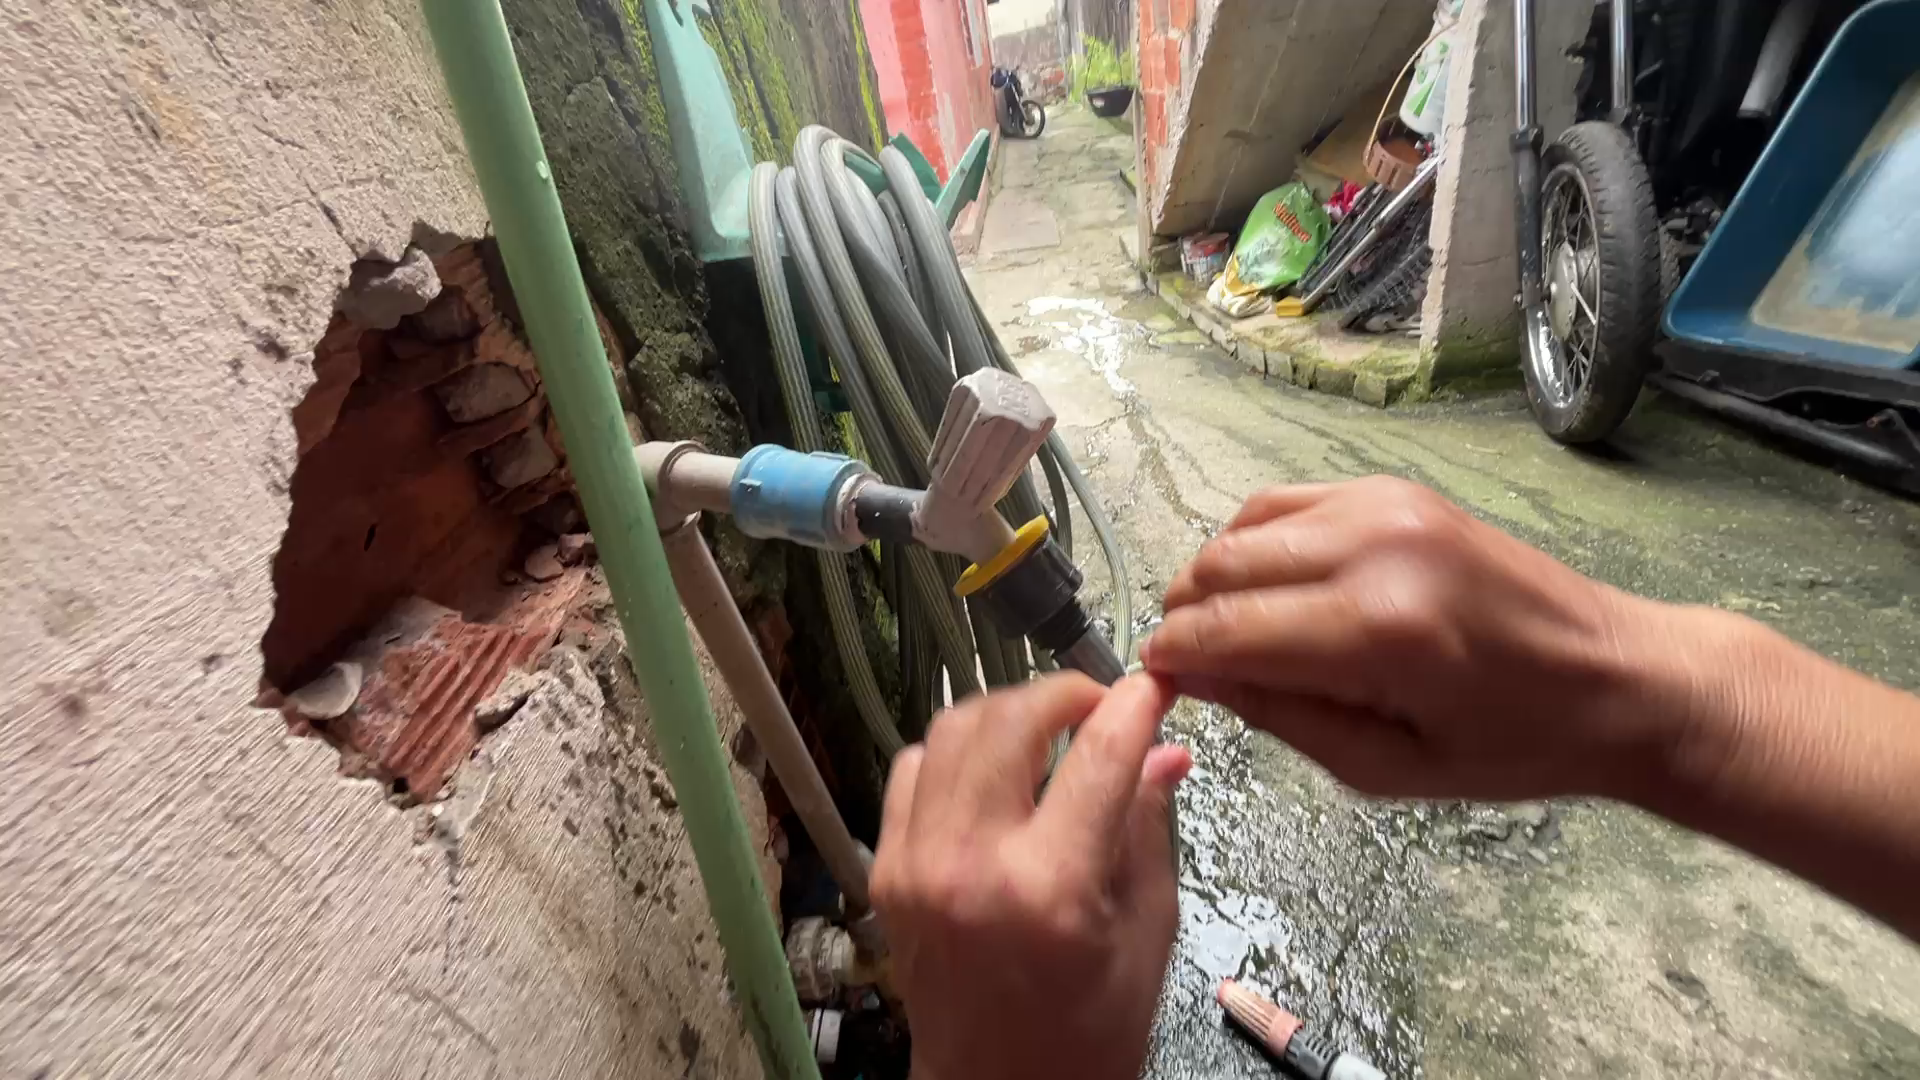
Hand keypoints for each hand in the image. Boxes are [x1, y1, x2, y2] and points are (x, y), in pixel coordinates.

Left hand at [870, 674, 1192, 1079]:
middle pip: (1012, 718)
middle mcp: (971, 861)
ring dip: (1008, 711)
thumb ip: (1148, 827)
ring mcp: (915, 859)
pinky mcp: (886, 865)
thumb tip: (1165, 749)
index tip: (1151, 687)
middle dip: (1064, 692)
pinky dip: (954, 749)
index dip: (1133, 706)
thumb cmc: (1086, 1031)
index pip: (1100, 757)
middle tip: (1095, 704)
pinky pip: (913, 764)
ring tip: (1044, 729)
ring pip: (954, 726)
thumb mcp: (1145, 934)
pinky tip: (987, 771)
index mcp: (1050, 888)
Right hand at [1140, 476, 1707, 801]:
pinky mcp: (1387, 487)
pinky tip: (1261, 577)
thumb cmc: (1507, 745)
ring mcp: (1380, 504)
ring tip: (1220, 619)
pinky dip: (1249, 541)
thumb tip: (1189, 672)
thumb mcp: (1380, 766)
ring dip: (1211, 577)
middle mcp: (1372, 547)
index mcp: (1378, 630)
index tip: (1154, 673)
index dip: (1173, 652)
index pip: (1227, 630)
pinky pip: (1279, 503)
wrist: (1620, 674)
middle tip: (1183, 653)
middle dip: (1183, 613)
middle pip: (1221, 568)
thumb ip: (1274, 712)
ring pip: (1239, 529)